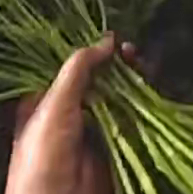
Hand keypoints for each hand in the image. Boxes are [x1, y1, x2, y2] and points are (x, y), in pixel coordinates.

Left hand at [6, 34, 129, 193]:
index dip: (92, 51)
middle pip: (98, 81)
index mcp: (47, 99)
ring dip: (130, 81)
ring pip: (116, 99)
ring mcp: (94, 132)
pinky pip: (130, 123)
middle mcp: (71, 112)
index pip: (73, 66)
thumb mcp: (55, 104)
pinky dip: (141, 106)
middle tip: (129, 51)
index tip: (111, 37)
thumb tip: (106, 40)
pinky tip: (148, 89)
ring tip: (140, 64)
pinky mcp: (114, 151)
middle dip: (114, 65)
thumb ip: (79, 69)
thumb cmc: (44, 156)